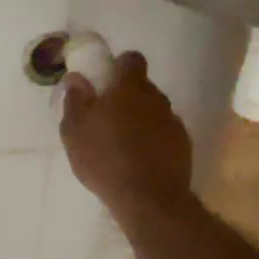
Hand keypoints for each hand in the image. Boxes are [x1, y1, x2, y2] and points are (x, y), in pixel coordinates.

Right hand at [60, 51, 195, 221]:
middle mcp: (156, 98)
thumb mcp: (75, 131)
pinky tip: (141, 161)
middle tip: (108, 119)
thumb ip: (75, 100)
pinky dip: (154, 140)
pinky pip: (165, 133)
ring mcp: (173, 121)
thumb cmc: (105, 159)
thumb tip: (76, 78)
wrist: (149, 198)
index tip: (106, 82)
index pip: (132, 59)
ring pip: (155, 111)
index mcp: (129, 88)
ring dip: (141, 120)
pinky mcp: (183, 145)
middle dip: (128, 97)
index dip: (119, 66)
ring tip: (124, 145)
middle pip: (143, 87)